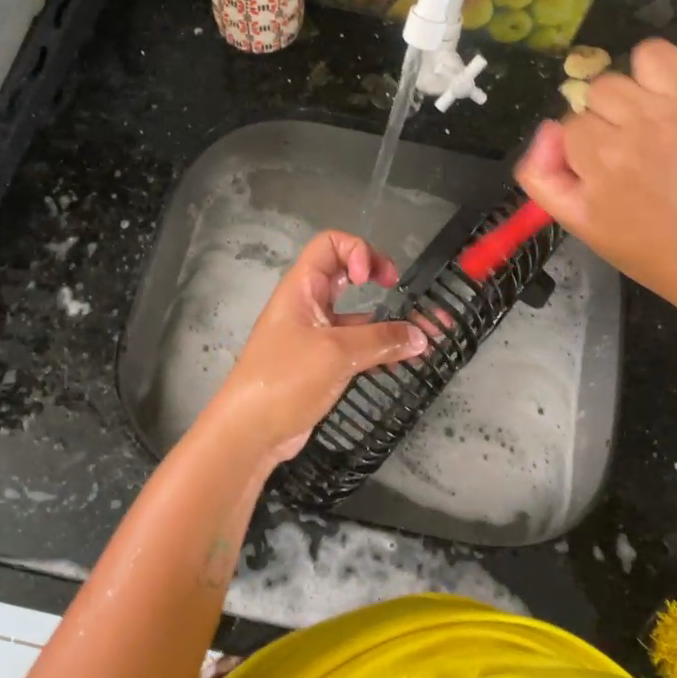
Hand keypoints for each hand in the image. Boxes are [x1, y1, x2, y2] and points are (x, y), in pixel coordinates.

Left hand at [197, 231, 427, 463]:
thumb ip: (381, 340)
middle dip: (380, 279)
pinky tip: (406, 362)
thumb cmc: (286, 379)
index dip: (358, 250)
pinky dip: (381, 350)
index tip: (373, 279)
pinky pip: (357, 347)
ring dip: (389, 322)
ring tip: (426, 335)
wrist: (250, 433)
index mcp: (301, 288)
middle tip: (405, 293)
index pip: (330, 244)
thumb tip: (421, 336)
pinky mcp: (322, 365)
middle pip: (347, 275)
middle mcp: (308, 305)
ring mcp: (315, 336)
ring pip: (358, 316)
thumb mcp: (336, 353)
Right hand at [515, 35, 676, 312]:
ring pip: (654, 56)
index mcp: (606, 156)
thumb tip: (547, 130)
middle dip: (612, 116)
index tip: (606, 172)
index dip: (585, 147)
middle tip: (636, 151)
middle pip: (606, 86)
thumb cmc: (651, 249)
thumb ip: (542, 177)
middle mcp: (652, 123)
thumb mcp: (581, 225)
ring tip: (666, 114)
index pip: (574, 122)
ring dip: (651, 81)